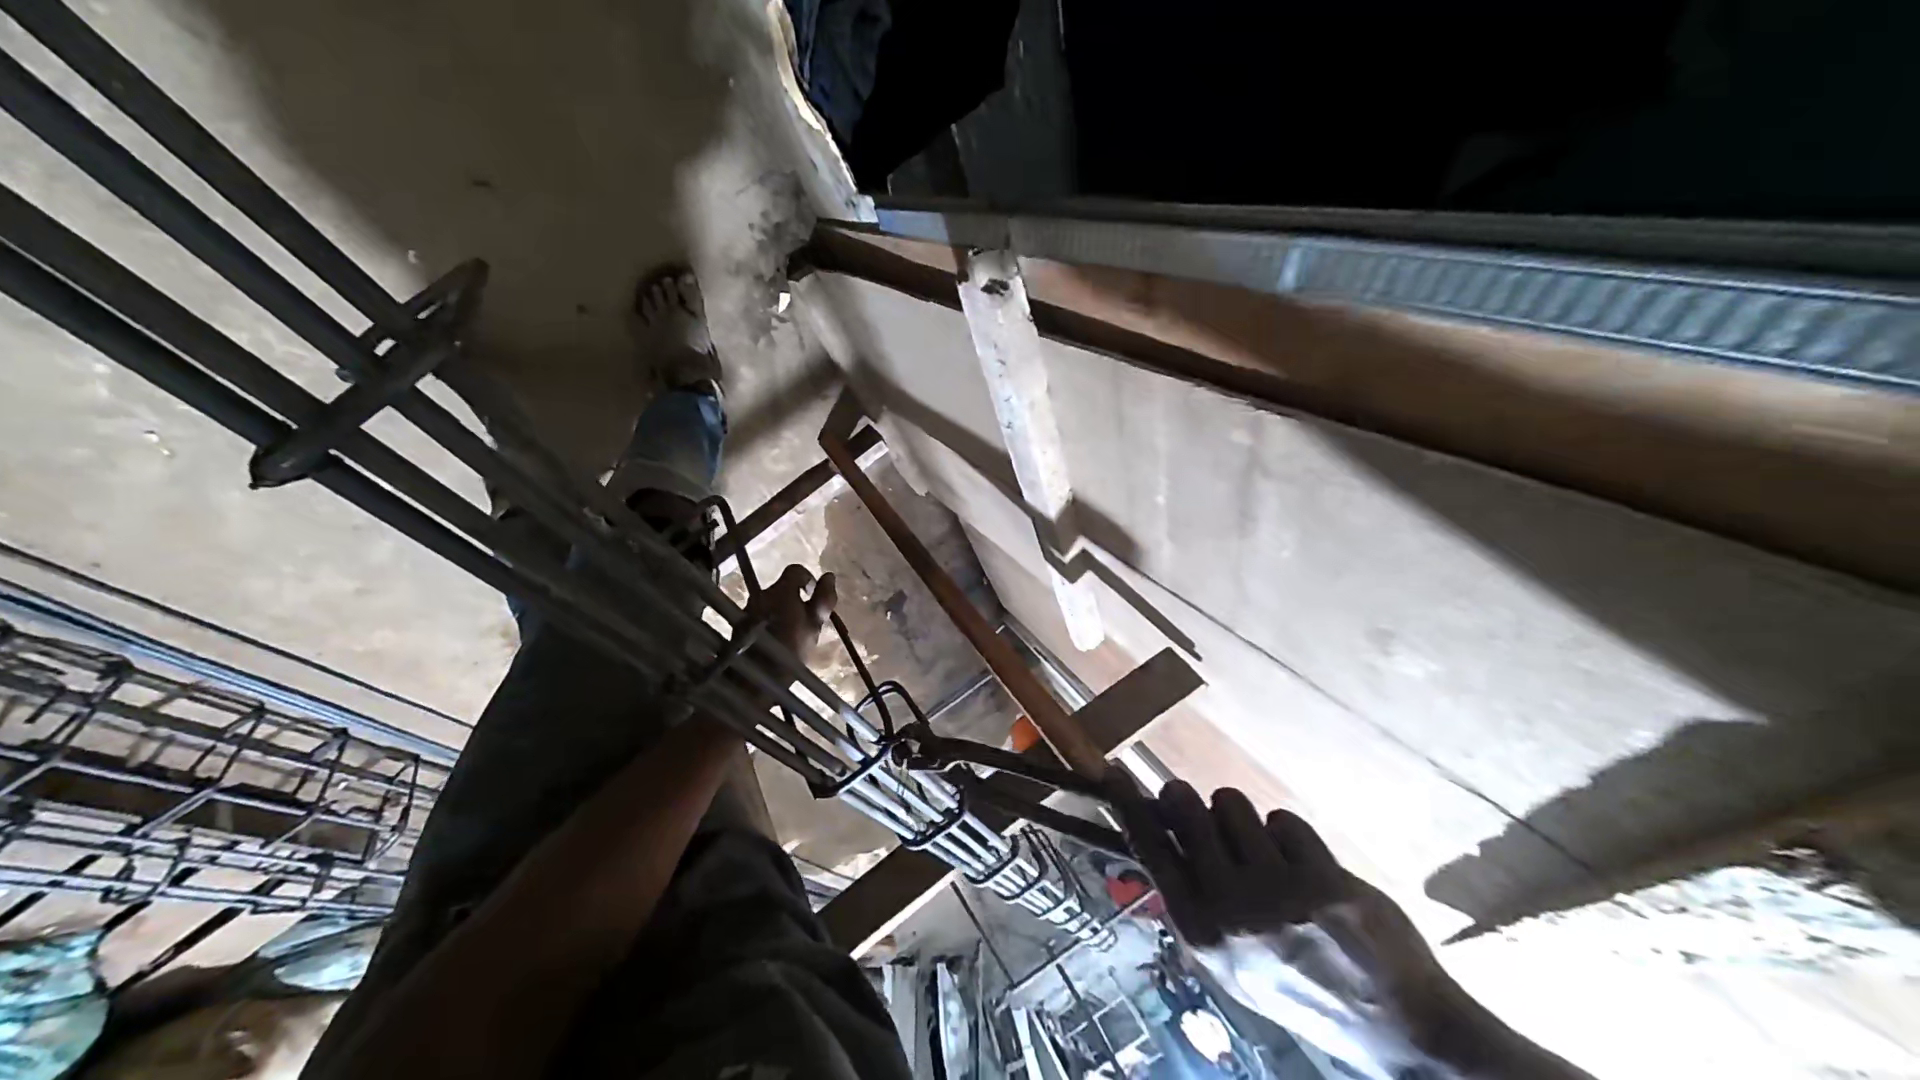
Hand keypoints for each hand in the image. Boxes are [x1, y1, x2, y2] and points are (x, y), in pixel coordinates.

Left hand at [748, 566, 837, 663]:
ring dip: (782, 611)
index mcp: (781, 590)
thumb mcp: (815, 624)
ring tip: (792, 632)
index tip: (814, 596)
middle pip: (782, 588)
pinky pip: (760, 615)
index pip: (796, 570)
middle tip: (806, 620)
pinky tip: (776, 639)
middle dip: (795, 599)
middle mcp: (761, 594)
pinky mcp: (740, 624)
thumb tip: (829, 576)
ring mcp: (748, 609)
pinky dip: (770, 622)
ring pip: (770, 603)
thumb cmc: (791, 648)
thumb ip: (824, 598)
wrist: (756, 676)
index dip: (808, 580)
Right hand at [1117, 782, 1467, 1075]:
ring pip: (1233, 805)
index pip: (1151, 848)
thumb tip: (1160, 834)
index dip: (1130, 804)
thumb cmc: (1294, 986)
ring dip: (1241, 820)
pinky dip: (1288, 835)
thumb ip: (1191, 899)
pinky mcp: (1323, 875)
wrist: (1392, 1023)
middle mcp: (1231, 907)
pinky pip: (1283, 819)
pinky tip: (1302, 867)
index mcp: (1201, 930)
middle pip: (1188, 810)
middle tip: (1192, 804)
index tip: (1113, 772)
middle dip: (1186, 799)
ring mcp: (1279, 890)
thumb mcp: (1227, 960)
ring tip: (1259, 849)